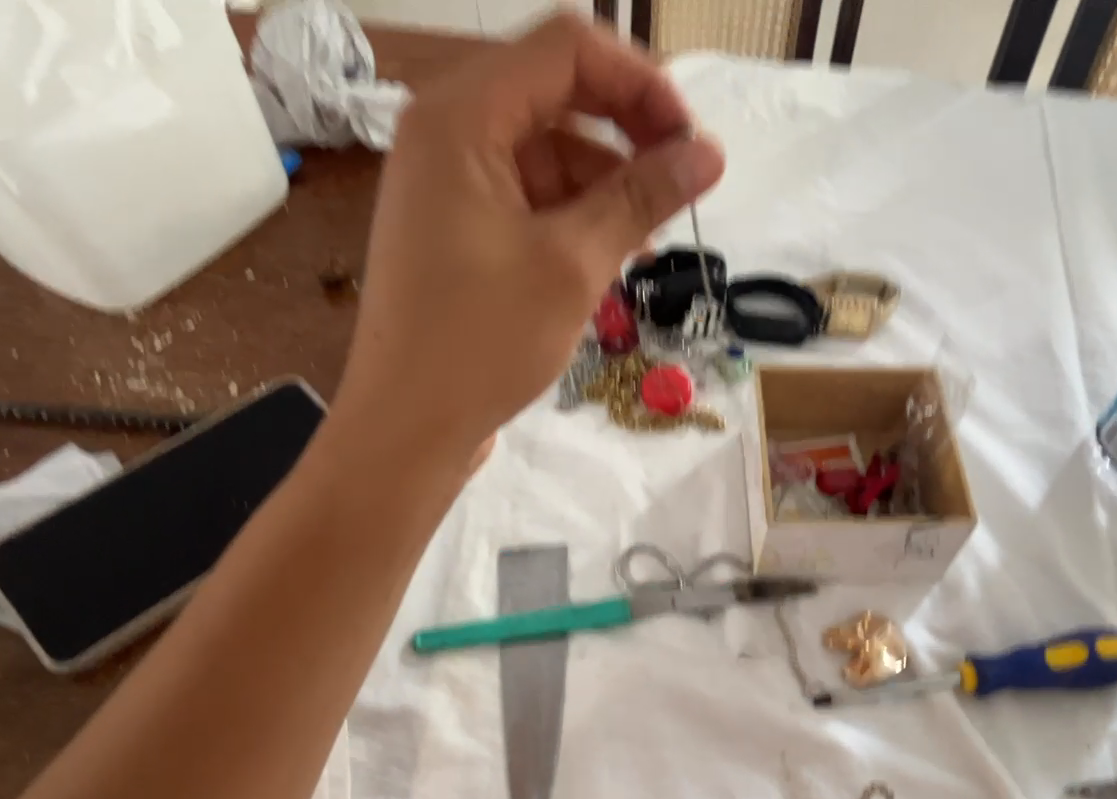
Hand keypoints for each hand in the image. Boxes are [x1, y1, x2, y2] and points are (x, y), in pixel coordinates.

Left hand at [339, 14, 724, 459]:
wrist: (406, 428)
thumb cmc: (481, 343)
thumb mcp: (573, 265)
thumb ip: (642, 198)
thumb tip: (710, 154)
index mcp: (461, 117)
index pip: (567, 50)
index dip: (641, 84)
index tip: (690, 144)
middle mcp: (446, 132)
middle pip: (556, 95)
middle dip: (626, 135)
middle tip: (679, 188)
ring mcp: (447, 181)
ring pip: (546, 150)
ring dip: (604, 184)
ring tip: (647, 241)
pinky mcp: (455, 226)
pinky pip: (527, 194)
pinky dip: (573, 215)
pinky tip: (607, 257)